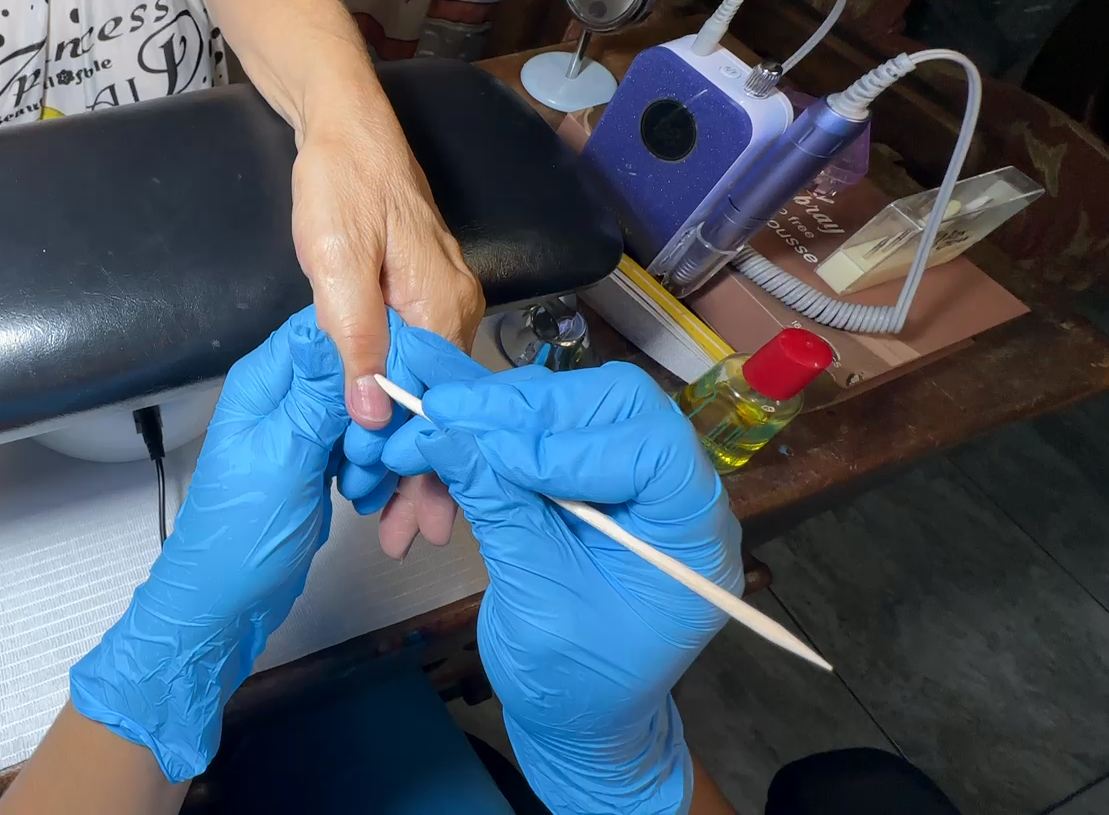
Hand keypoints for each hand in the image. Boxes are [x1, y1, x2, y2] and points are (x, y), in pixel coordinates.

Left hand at [70, 308, 348, 781]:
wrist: (227, 603)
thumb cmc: (242, 533)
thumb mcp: (283, 457)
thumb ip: (314, 394)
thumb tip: (331, 321)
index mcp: (268, 380)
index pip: (330, 331)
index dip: (377, 350)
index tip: (410, 386)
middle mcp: (288, 395)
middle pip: (358, 375)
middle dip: (386, 416)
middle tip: (385, 462)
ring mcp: (306, 429)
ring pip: (368, 416)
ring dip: (385, 454)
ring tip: (369, 493)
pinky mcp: (321, 462)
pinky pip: (365, 450)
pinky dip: (379, 476)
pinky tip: (376, 506)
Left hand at [290, 106, 482, 557]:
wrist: (343, 126)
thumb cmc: (340, 185)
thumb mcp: (336, 262)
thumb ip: (356, 338)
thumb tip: (376, 413)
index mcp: (439, 306)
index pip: (439, 405)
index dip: (423, 465)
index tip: (410, 519)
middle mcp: (452, 308)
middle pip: (443, 407)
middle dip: (427, 473)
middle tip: (406, 533)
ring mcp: (438, 298)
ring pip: (431, 390)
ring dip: (414, 446)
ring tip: (393, 503)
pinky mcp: (417, 290)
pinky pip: (418, 363)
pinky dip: (404, 405)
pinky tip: (388, 434)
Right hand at [371, 330, 741, 813]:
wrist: (572, 710)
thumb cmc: (576, 679)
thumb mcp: (539, 598)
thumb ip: (496, 507)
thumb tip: (436, 433)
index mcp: (686, 526)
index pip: (647, 444)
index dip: (566, 441)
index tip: (494, 458)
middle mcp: (657, 482)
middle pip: (598, 399)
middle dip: (514, 407)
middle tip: (440, 415)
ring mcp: (609, 467)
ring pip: (549, 401)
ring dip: (479, 417)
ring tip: (422, 437)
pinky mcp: (564, 465)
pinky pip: (514, 426)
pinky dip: (466, 436)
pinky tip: (428, 456)